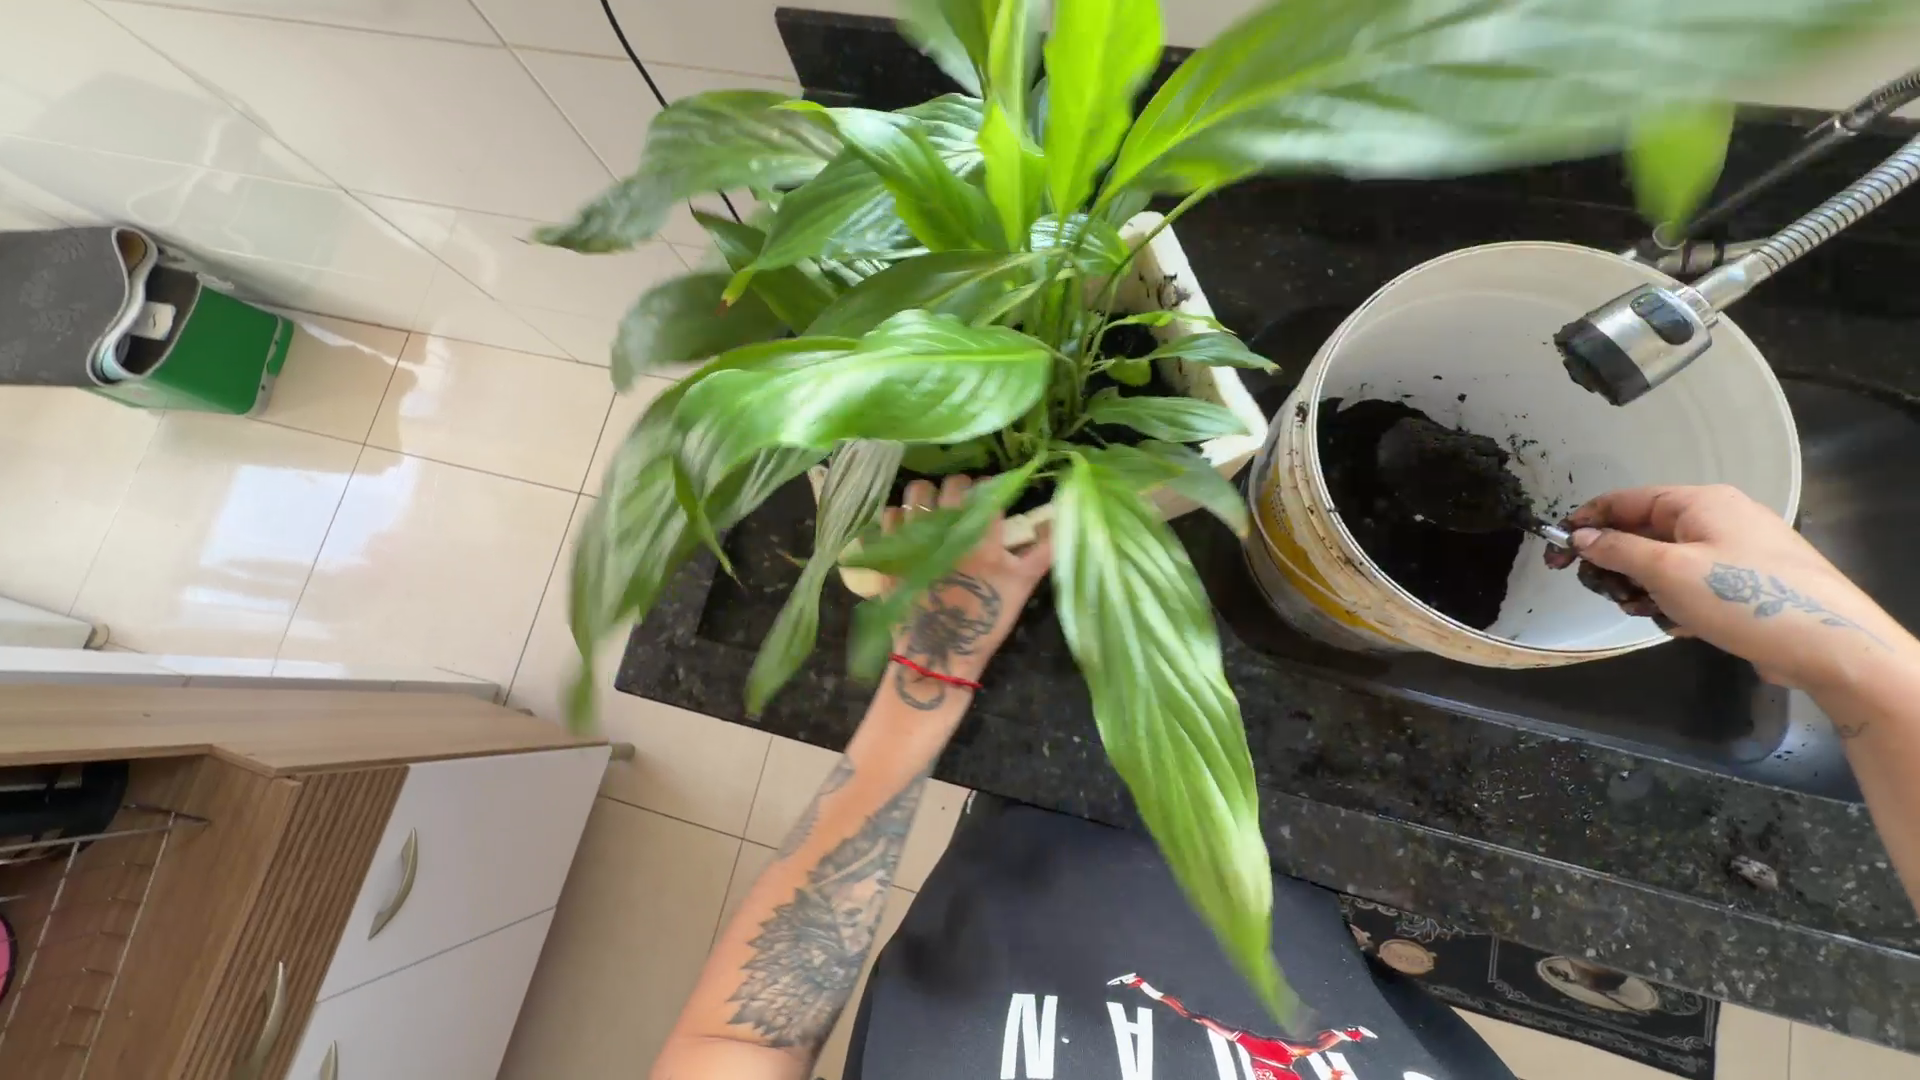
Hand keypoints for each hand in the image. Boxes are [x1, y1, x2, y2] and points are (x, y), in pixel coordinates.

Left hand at [883, 476, 1052, 696]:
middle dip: (961, 488)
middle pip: (952, 484)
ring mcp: (914, 538)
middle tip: (965, 504)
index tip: (993, 498)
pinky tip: (910, 527)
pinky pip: (890, 516)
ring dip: (929, 495)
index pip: (987, 491)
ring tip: (935, 510)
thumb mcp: (1022, 587)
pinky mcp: (890, 552)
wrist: (938, 654)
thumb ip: (1043, 551)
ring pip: (917, 491)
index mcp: (981, 536)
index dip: (992, 489)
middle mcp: (946, 529)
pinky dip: (900, 515)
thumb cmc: (984, 621)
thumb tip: (1063, 520)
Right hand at [1544, 484, 1907, 689]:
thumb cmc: (1743, 597)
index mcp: (1698, 504)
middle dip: (1613, 565)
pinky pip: (1683, 584)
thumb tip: (1578, 536)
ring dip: (1638, 589)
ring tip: (1646, 611)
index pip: (1620, 501)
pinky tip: (1676, 622)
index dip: (1582, 524)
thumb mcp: (1665, 570)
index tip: (1556, 555)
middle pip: (1636, 535)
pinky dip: (1668, 601)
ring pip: (1656, 563)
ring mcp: (1730, 553)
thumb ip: (1613, 549)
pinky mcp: (1740, 584)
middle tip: (1605, 592)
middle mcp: (1714, 520)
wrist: (1832, 647)